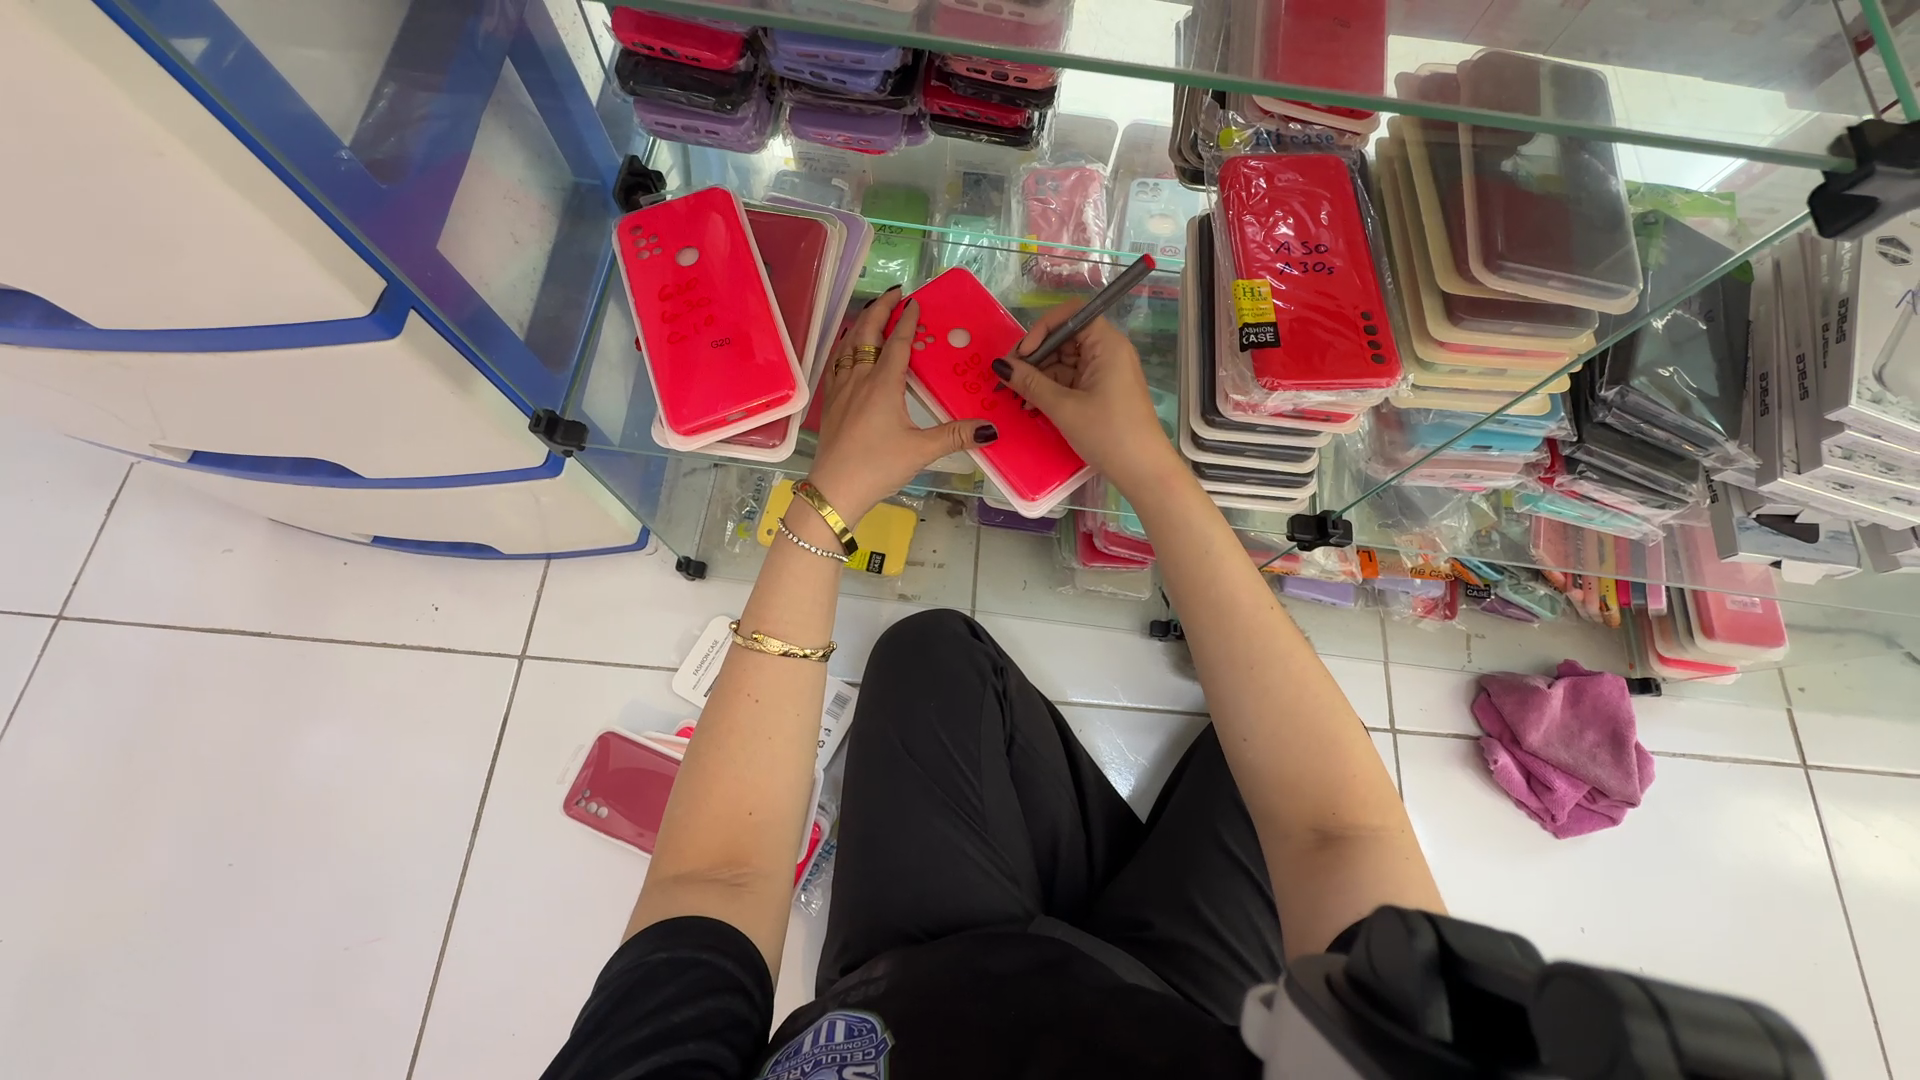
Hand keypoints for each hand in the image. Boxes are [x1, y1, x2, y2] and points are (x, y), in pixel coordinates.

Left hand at [808, 287, 997, 521]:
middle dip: (880, 308)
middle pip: (866, 332)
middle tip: (894, 293)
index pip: (897, 342)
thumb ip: (956, 436)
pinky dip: (845, 346)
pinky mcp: (830, 402)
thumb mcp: (921, 451)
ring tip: (873, 313)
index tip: (917, 301)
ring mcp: (840, 389)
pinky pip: (836, 362)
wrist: (835, 490)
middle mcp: (859, 378)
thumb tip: (991, 429)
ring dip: (861, 323)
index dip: (908, 320)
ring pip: (848, 344)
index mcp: (883, 384)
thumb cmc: (878, 467)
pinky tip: (848, 350)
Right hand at [990, 300, 1180, 493]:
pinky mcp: (1103, 392)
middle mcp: (1108, 351)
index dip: (1042, 330)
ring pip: (1065, 361)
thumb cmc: (1107, 434)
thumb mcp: (1064, 408)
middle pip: (1065, 338)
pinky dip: (1052, 389)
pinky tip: (1033, 404)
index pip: (1070, 316)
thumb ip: (1030, 383)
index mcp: (1106, 344)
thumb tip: (1000, 365)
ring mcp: (1106, 372)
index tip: (1022, 355)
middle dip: (1036, 356)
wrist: (1143, 471)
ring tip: (1019, 397)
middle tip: (1010, 379)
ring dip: (1040, 376)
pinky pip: (1072, 380)